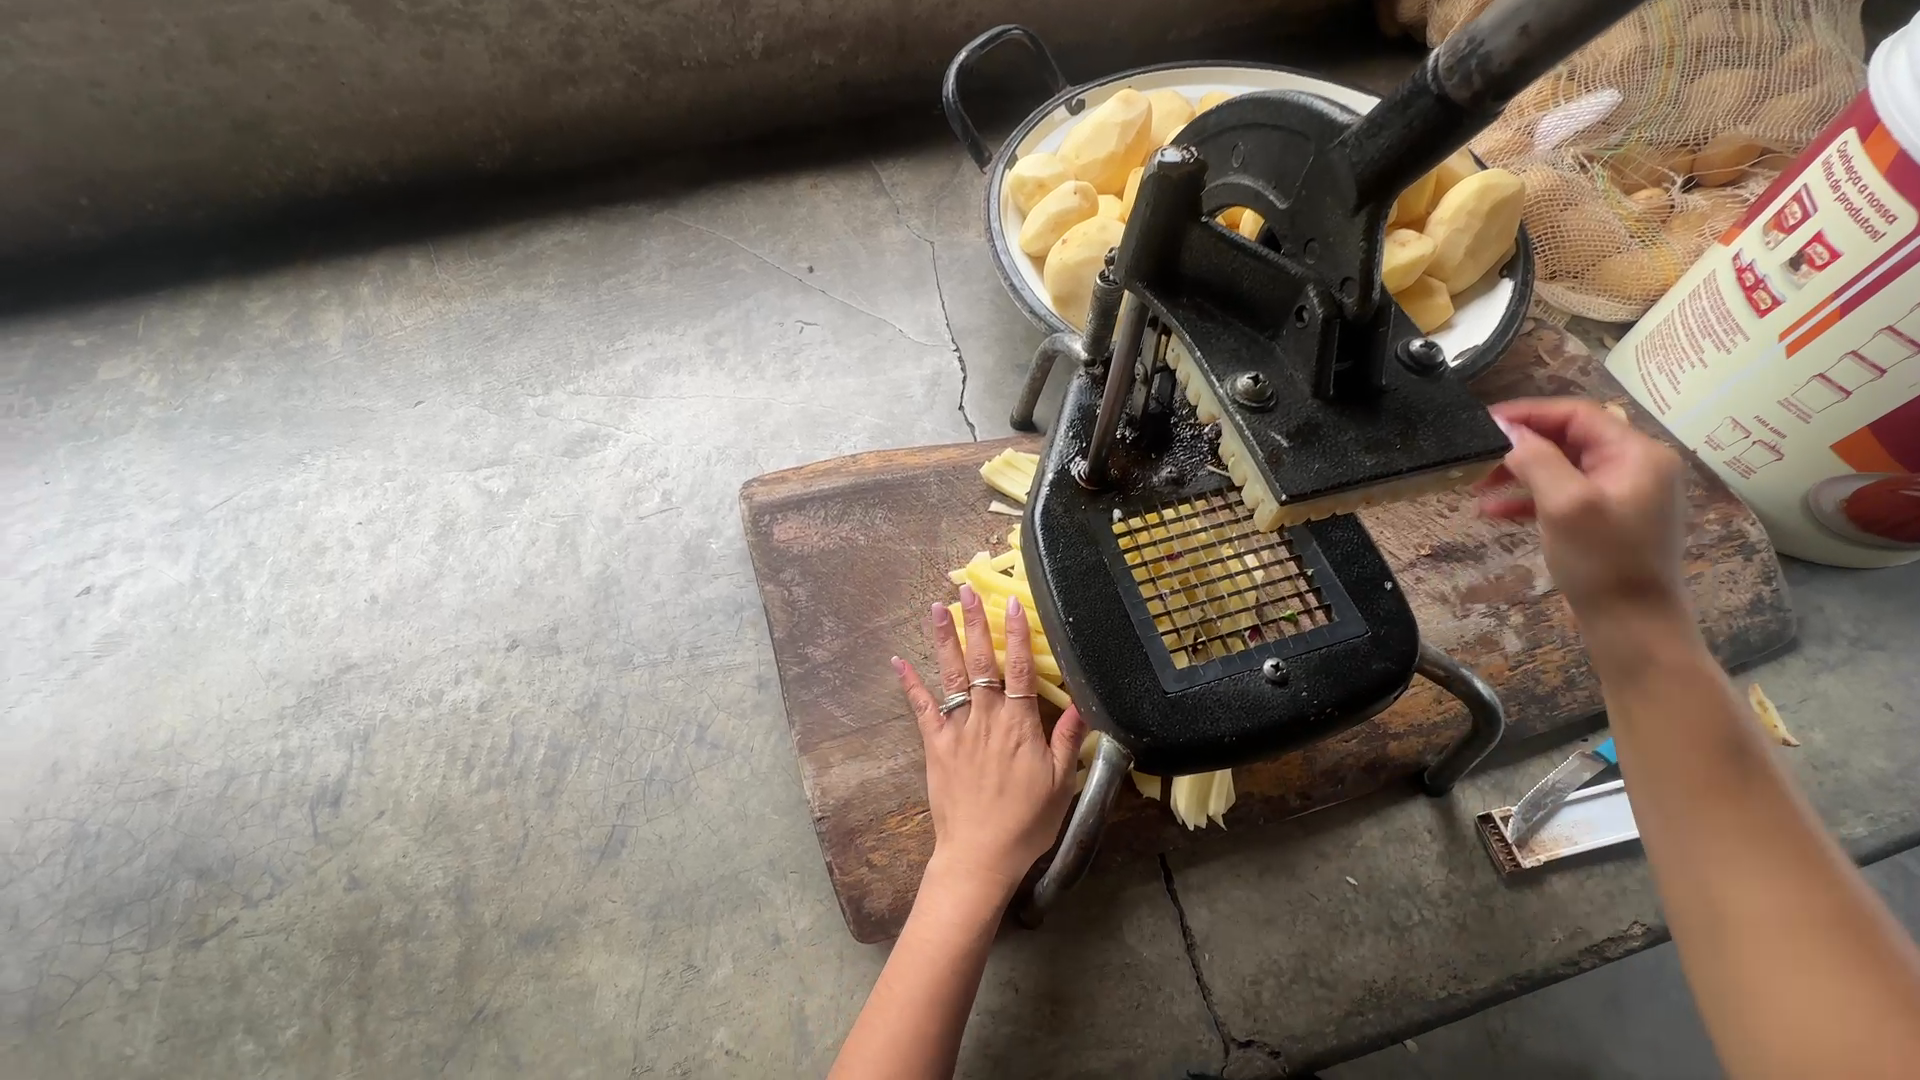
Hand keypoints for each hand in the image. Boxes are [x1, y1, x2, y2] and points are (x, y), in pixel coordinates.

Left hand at [892, 585, 1087, 899]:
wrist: (979, 855)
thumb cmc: (1026, 822)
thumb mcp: (1060, 783)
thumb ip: (1068, 739)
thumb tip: (1082, 700)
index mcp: (1020, 724)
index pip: (1021, 669)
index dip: (1018, 635)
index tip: (1013, 603)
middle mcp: (986, 717)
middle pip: (981, 662)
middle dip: (974, 622)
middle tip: (966, 589)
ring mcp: (957, 729)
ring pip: (951, 676)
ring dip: (944, 639)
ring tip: (937, 607)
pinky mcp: (935, 745)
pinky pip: (921, 708)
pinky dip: (910, 683)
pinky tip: (899, 660)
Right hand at [1477, 397, 1688, 625]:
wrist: (1632, 622)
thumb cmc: (1602, 560)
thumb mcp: (1564, 504)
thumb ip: (1537, 460)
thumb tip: (1509, 432)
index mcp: (1637, 454)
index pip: (1578, 415)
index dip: (1530, 413)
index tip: (1486, 420)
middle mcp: (1635, 467)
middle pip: (1568, 439)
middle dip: (1520, 446)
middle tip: (1477, 455)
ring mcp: (1621, 494)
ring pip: (1560, 467)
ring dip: (1518, 473)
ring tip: (1477, 486)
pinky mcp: (1605, 519)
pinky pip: (1561, 495)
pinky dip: (1528, 498)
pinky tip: (1494, 511)